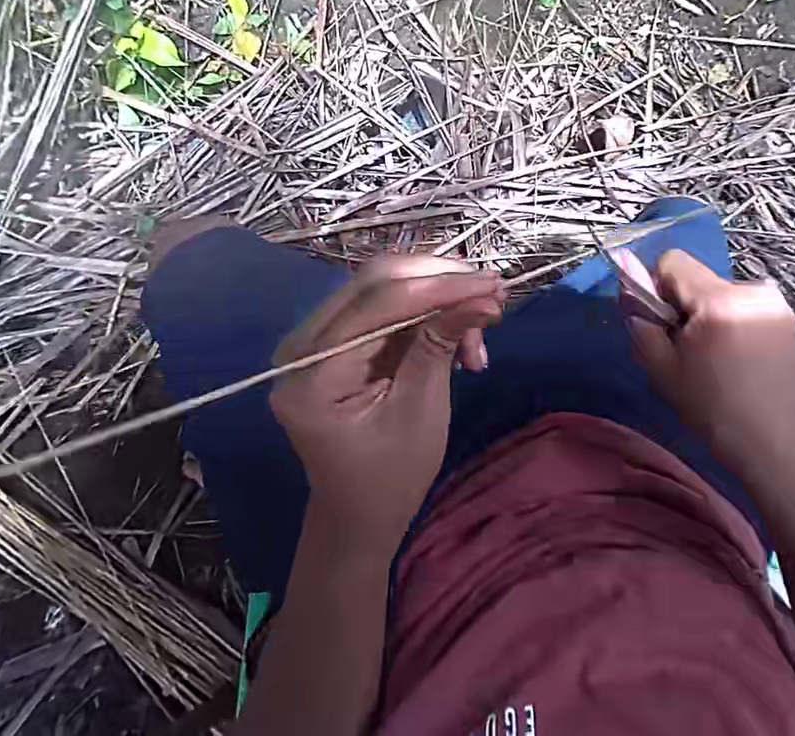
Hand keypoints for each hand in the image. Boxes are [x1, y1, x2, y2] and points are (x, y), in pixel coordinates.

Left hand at [270, 256, 505, 550]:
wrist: (357, 512)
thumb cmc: (390, 478)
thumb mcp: (421, 413)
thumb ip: (440, 345)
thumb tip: (483, 295)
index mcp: (313, 375)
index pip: (377, 304)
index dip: (438, 286)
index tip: (491, 282)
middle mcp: (301, 344)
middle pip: (375, 283)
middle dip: (439, 282)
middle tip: (492, 292)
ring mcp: (313, 338)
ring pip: (382, 287)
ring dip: (437, 297)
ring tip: (479, 330)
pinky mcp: (333, 338)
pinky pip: (382, 306)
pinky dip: (424, 311)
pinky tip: (455, 335)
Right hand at [626, 249, 794, 470]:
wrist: (778, 448)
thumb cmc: (713, 412)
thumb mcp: (660, 368)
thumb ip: (639, 319)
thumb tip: (629, 284)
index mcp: (718, 301)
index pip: (672, 261)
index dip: (657, 287)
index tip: (663, 323)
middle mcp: (751, 290)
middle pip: (697, 276)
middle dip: (683, 303)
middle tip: (688, 348)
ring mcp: (774, 302)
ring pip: (718, 290)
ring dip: (707, 313)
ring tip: (715, 356)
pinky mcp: (787, 316)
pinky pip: (741, 303)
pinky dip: (730, 320)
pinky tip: (738, 358)